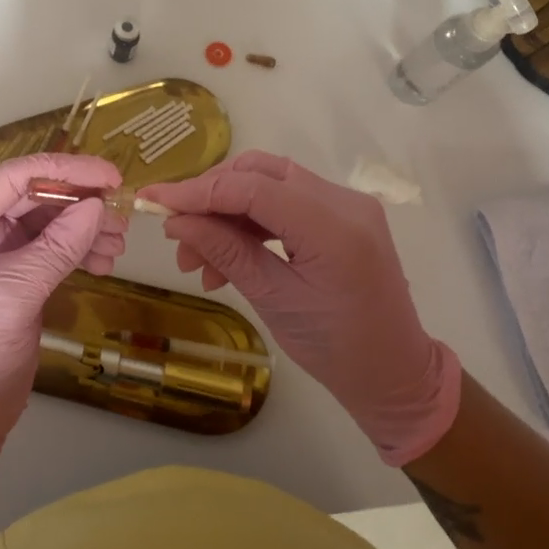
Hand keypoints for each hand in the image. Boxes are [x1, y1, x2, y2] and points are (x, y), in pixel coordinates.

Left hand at [0, 153, 126, 529]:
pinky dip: (78, 248)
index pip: (15, 176)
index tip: (110, 176)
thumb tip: (97, 207)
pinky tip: (103, 261)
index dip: (65, 169)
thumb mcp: (16, 294)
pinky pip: (50, 246)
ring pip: (46, 220)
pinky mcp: (14, 274)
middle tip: (123, 216)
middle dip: (80, 202)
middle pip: (34, 195)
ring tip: (118, 245)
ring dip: (85, 226)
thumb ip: (57, 246)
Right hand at [143, 150, 460, 465]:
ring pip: (268, 183)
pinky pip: (285, 201)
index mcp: (333, 228)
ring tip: (197, 259)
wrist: (395, 376)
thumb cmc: (336, 349)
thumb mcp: (273, 301)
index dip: (197, 191)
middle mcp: (344, 201)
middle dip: (210, 198)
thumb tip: (175, 221)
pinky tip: (225, 256)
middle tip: (176, 234)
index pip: (251, 188)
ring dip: (227, 213)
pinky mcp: (342, 215)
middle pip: (259, 173)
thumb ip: (225, 251)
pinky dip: (250, 221)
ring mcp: (346, 205)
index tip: (153, 199)